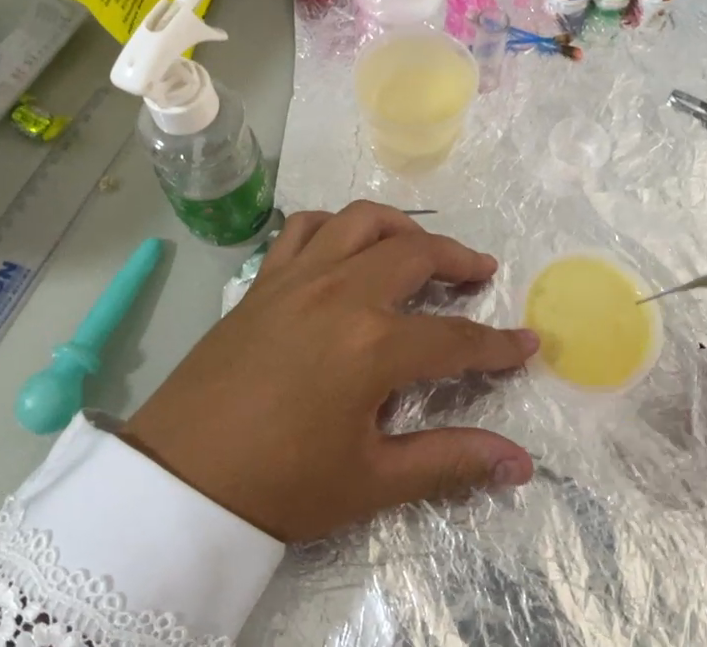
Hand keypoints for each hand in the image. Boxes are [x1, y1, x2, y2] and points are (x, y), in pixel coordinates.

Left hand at [122, 202, 538, 541]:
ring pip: (361, 221)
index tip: (526, 344)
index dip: (497, 345)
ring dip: (401, 227)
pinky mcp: (264, 280)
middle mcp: (341, 293)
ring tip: (420, 249)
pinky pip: (304, 227)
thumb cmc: (280, 485)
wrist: (180, 480)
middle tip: (481, 276)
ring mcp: (298, 278)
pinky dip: (335, 226)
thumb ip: (450, 461)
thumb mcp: (373, 481)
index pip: (455, 337)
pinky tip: (346, 248)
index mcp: (373, 345)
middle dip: (459, 260)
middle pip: (416, 253)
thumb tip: (522, 464)